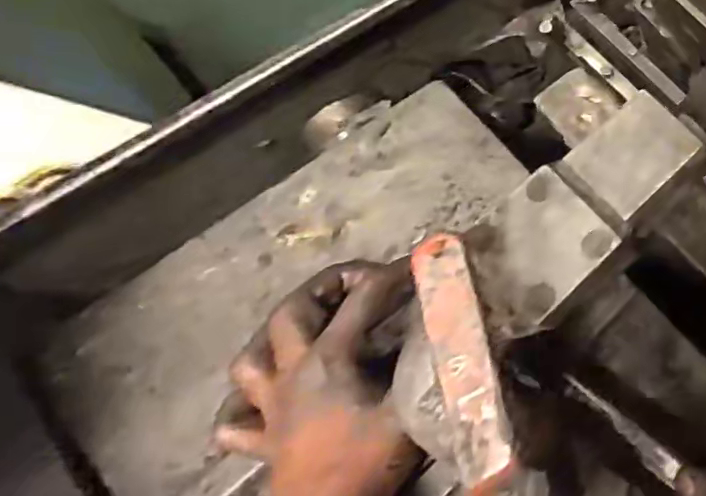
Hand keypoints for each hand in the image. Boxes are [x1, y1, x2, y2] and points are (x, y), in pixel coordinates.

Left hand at [215, 262, 420, 495]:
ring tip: (315, 323)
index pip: (366, 294)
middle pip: (291, 312)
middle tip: (367, 278)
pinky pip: (235, 416)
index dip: (399, 270)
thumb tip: (461, 301)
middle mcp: (292, 374)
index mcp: (329, 358)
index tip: (429, 260)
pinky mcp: (260, 442)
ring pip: (250, 358)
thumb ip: (434, 345)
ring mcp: (269, 409)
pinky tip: (270, 392)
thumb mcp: (415, 395)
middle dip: (328, 284)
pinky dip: (247, 397)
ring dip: (278, 334)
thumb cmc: (371, 453)